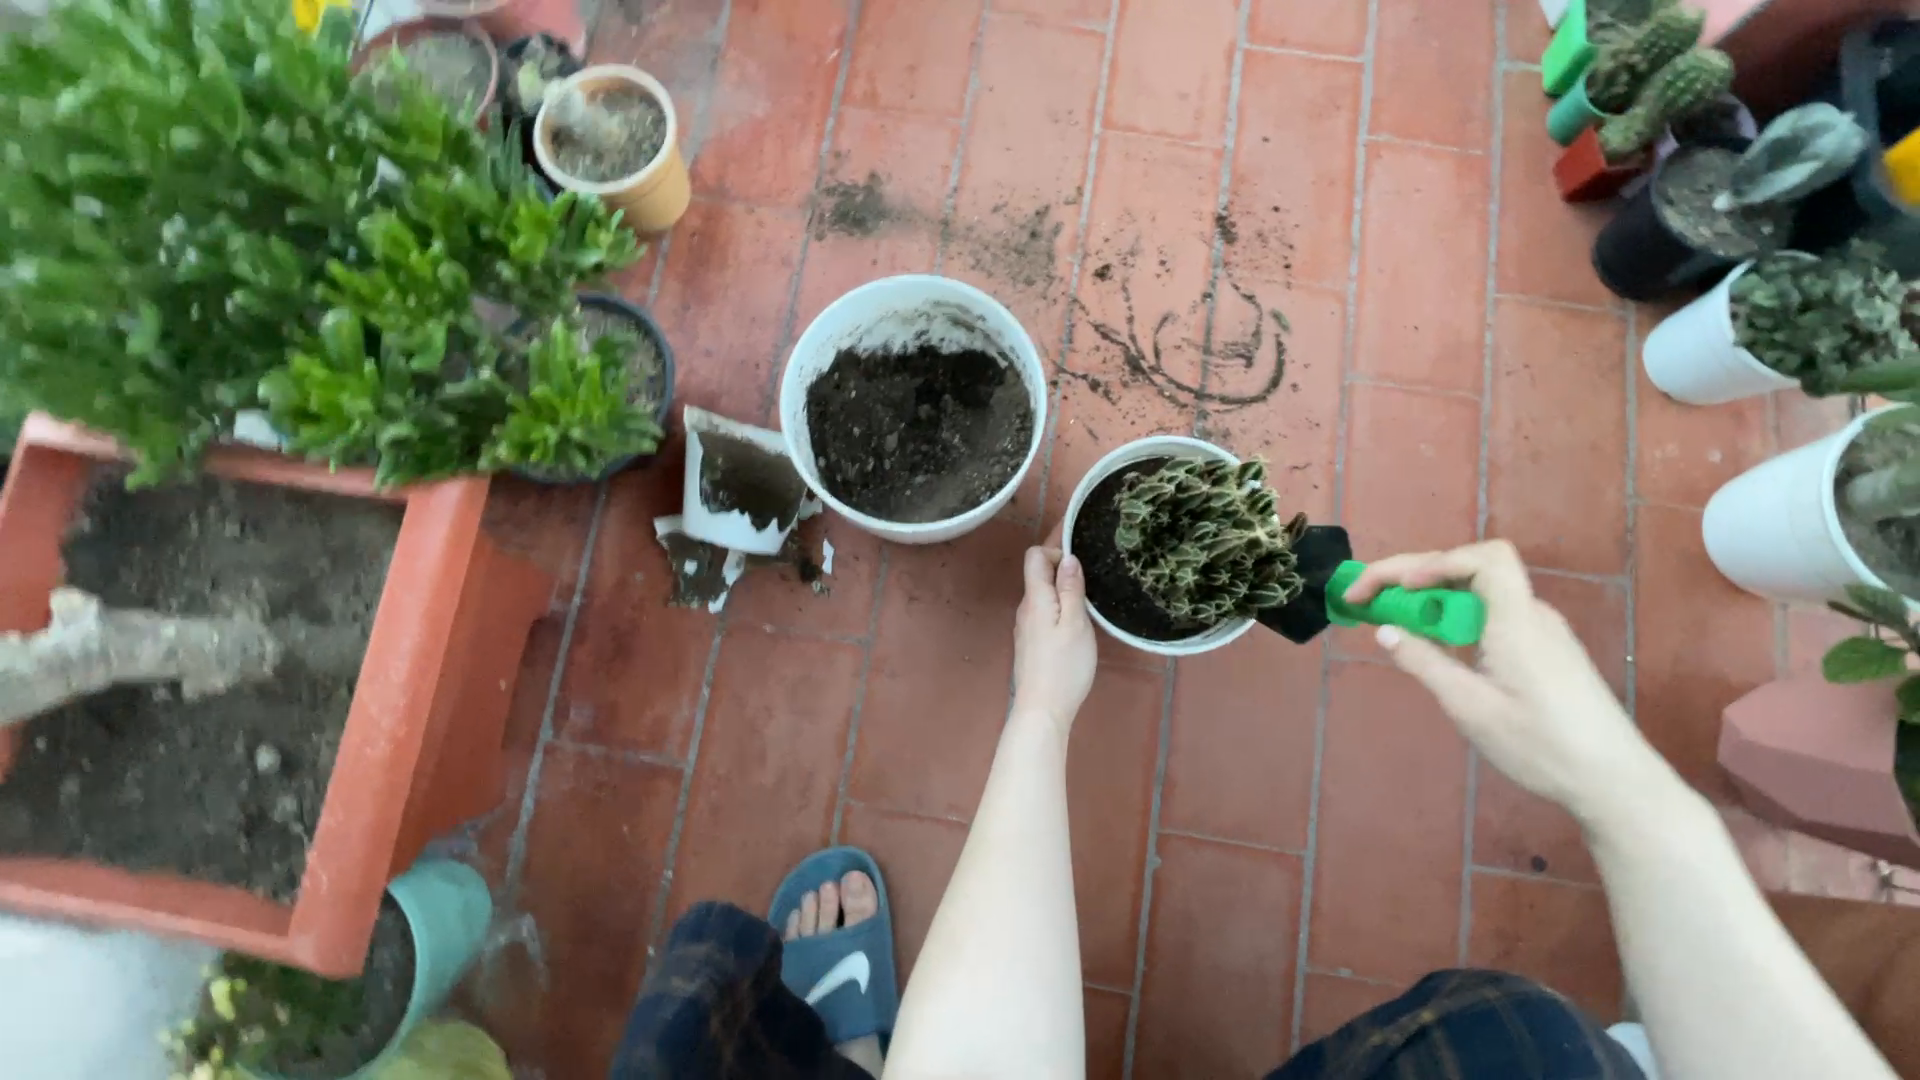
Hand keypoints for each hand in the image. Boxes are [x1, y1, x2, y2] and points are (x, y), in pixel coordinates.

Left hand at [1012, 547, 1096, 735]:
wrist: (1042, 710)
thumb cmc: (1063, 666)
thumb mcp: (1075, 624)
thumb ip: (1070, 590)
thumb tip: (1068, 557)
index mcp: (1035, 599)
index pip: (1035, 556)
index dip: (1056, 547)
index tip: (1082, 551)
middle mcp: (1026, 608)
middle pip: (1038, 573)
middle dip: (1062, 562)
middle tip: (1092, 561)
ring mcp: (1027, 626)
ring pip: (1043, 593)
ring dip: (1062, 584)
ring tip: (1091, 586)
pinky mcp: (1032, 642)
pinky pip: (1045, 610)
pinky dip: (1060, 603)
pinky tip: (1079, 614)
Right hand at [1344, 541, 1659, 823]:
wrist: (1615, 783)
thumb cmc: (1540, 746)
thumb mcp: (1470, 707)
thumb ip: (1424, 663)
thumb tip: (1385, 630)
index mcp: (1517, 622)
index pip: (1485, 558)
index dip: (1436, 561)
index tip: (1399, 589)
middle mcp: (1531, 615)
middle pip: (1470, 569)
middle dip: (1410, 575)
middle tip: (1362, 598)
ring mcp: (1540, 632)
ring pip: (1477, 592)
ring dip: (1428, 596)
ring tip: (1386, 616)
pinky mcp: (1543, 651)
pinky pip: (1489, 614)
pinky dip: (1450, 615)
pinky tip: (1431, 641)